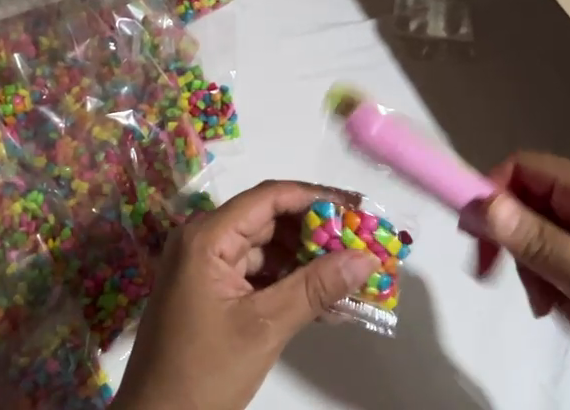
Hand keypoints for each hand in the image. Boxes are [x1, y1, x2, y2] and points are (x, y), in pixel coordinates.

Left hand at [113, 180, 380, 409]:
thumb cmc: (204, 373)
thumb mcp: (264, 328)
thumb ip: (315, 288)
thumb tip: (366, 259)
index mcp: (207, 236)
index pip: (269, 198)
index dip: (316, 198)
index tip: (358, 209)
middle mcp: (203, 239)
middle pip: (268, 219)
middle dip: (316, 230)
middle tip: (363, 240)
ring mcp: (204, 265)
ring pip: (265, 246)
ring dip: (306, 258)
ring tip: (352, 268)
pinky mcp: (209, 290)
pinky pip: (255, 272)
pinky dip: (287, 280)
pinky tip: (324, 295)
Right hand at [464, 153, 569, 409]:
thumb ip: (538, 242)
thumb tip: (482, 203)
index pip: (521, 168)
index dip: (491, 194)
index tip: (474, 240)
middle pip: (528, 201)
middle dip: (514, 242)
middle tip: (515, 287)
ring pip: (543, 233)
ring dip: (537, 269)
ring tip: (556, 310)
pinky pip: (566, 258)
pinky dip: (559, 283)